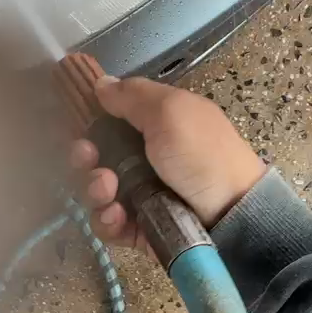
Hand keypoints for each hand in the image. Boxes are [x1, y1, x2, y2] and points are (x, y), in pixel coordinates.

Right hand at [69, 76, 265, 248]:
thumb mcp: (170, 111)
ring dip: (93, 190)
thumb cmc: (202, 154)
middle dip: (84, 158)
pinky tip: (116, 216)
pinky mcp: (140, 229)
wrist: (230, 211)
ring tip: (108, 191)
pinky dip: (106, 221)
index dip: (90, 126)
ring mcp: (141, 197)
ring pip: (97, 193)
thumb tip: (101, 83)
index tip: (81, 127)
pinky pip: (109, 225)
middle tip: (89, 158)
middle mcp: (144, 160)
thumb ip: (132, 96)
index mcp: (154, 127)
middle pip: (95, 159)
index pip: (109, 124)